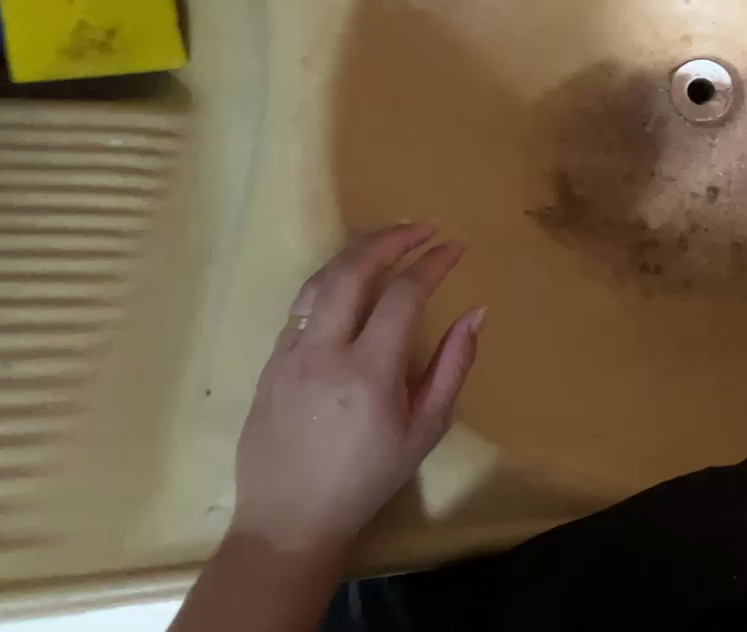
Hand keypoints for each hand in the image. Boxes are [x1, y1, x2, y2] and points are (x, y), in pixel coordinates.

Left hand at [230, 222, 484, 555]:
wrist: (288, 520)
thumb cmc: (370, 474)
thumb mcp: (429, 425)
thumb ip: (455, 363)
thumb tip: (476, 311)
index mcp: (368, 371)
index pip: (403, 294)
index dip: (433, 263)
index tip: (457, 247)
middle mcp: (323, 353)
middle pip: (352, 273)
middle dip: (390, 239)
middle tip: (424, 226)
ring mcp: (288, 356)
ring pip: (318, 282)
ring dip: (358, 252)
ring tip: (390, 238)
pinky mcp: (269, 365)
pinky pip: (302, 307)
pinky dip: (334, 280)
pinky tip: (356, 279)